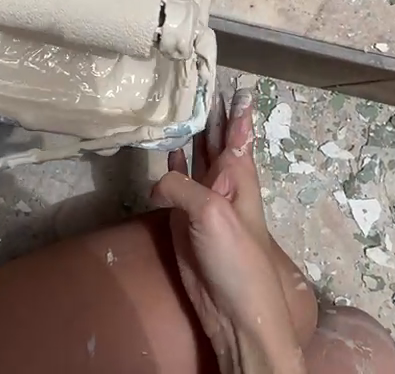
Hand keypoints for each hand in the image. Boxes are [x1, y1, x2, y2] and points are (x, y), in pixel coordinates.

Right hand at [152, 90, 313, 373]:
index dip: (236, 110)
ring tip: (177, 104)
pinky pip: (175, 180)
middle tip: (199, 81)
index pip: (237, 134)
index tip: (236, 83)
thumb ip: (179, 186)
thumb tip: (155, 184)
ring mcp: (202, 199)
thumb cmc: (237, 259)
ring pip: (194, 156)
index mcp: (239, 177)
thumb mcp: (211, 213)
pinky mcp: (182, 216)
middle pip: (215, 140)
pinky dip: (171, 161)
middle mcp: (222, 182)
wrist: (234, 313)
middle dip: (210, 113)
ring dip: (189, 133)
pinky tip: (166, 146)